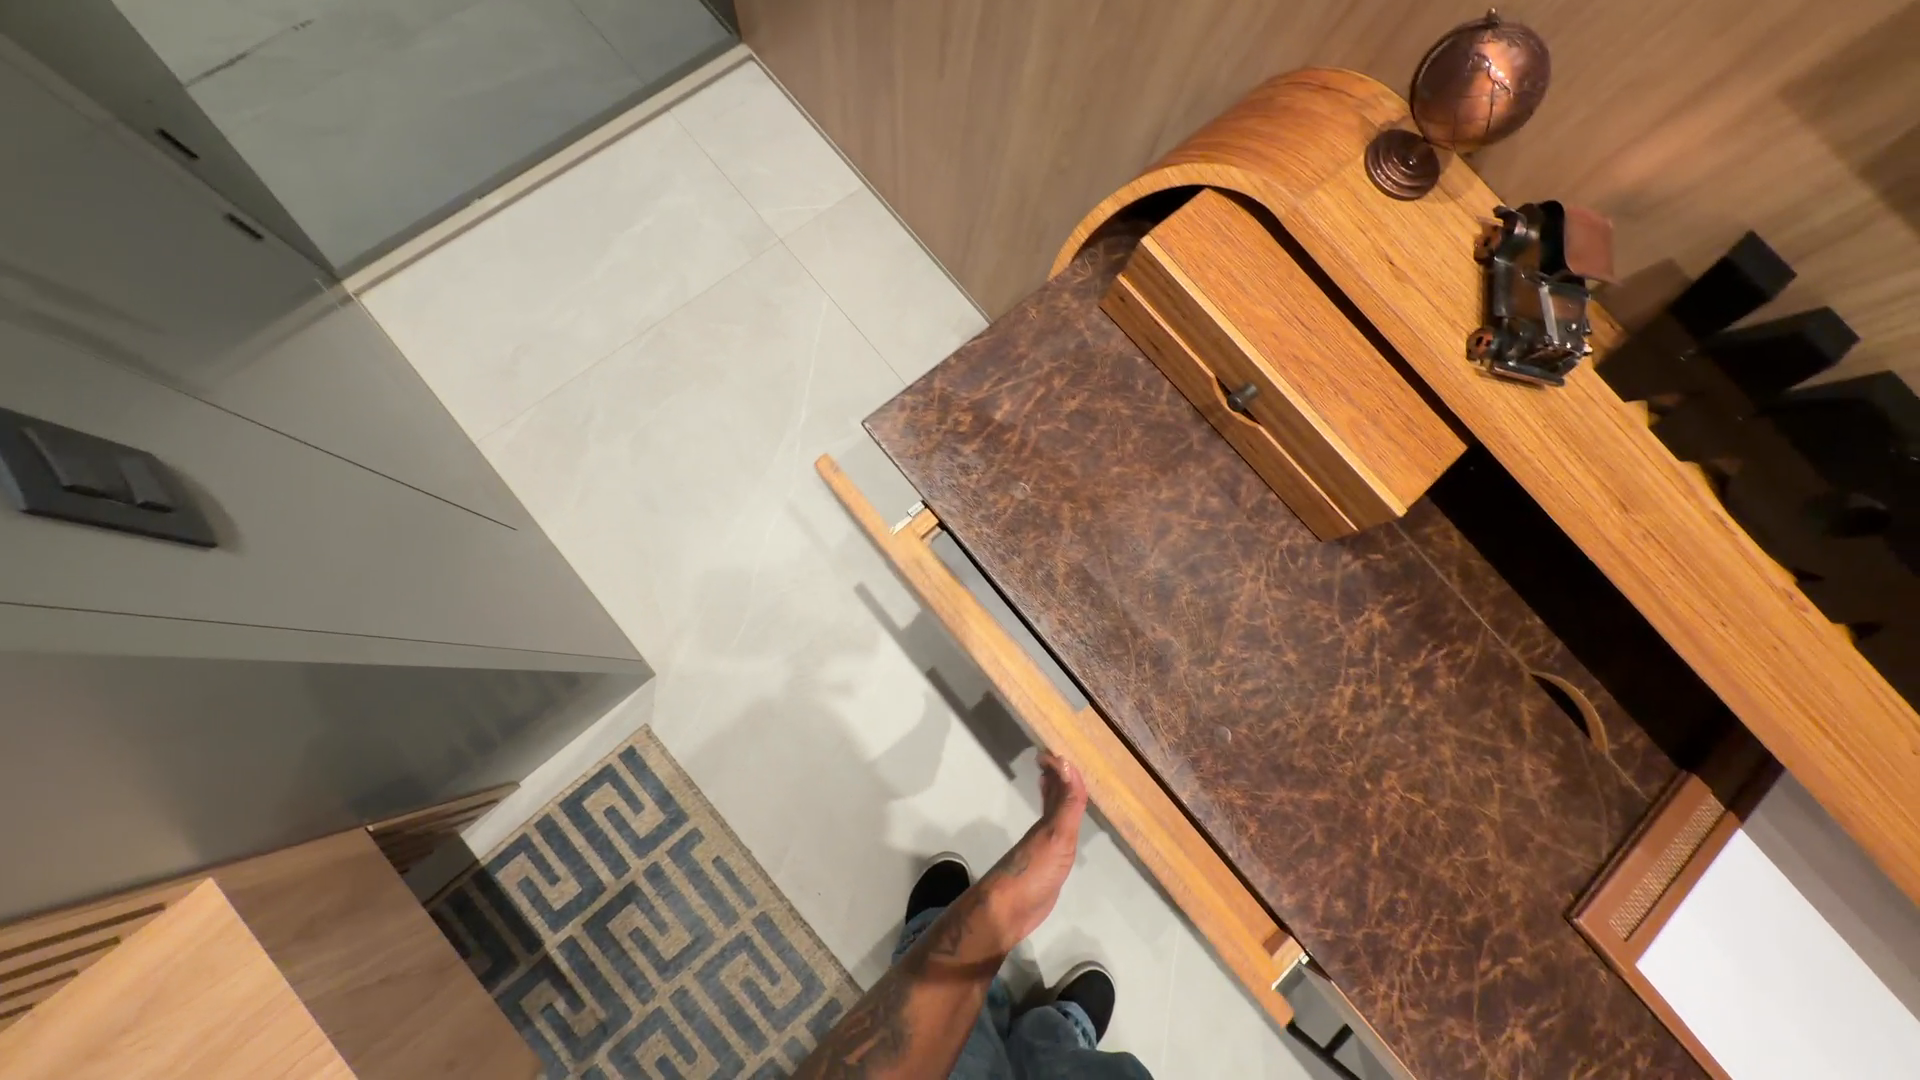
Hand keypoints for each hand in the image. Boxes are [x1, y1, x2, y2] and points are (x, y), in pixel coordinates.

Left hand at [973, 753, 1088, 954]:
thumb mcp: (1057, 836)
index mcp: (1049, 821)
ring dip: (1056, 798)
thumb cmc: (1034, 871)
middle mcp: (1046, 829)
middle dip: (1056, 778)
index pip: (1060, 787)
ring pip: (1053, 815)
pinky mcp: (1045, 868)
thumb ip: (1067, 804)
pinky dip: (1058, 826)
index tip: (1056, 750)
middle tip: (1057, 760)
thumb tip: (1068, 764)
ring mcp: (1044, 848)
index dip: (1059, 769)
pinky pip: (1056, 838)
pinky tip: (1058, 832)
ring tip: (1055, 783)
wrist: (1009, 910)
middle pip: (1053, 798)